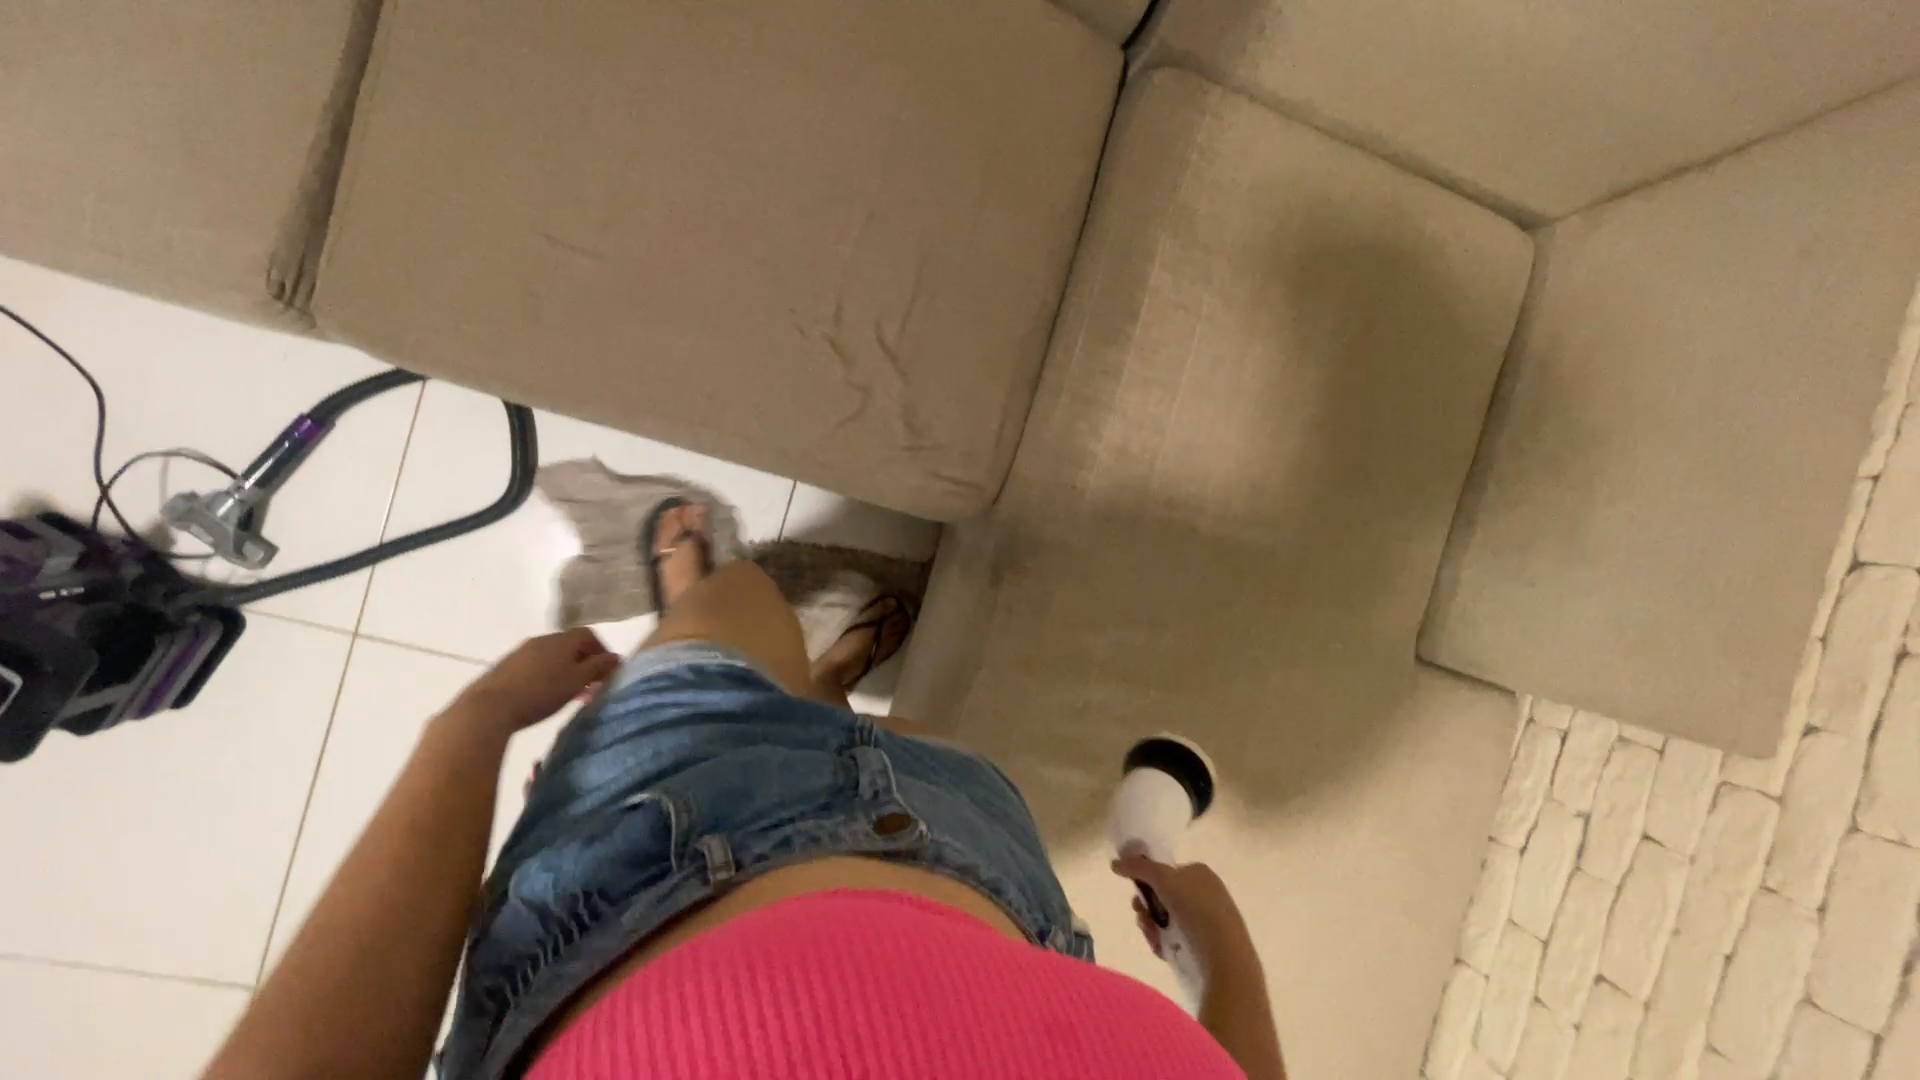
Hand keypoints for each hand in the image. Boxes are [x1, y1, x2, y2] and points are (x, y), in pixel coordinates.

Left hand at [456, 629, 619, 734]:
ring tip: (568, 694)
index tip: (606, 670)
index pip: (588, 634)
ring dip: (564, 670)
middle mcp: (540, 640)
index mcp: (561, 640)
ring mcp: (519, 653)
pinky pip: (534, 666)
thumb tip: (616, 657)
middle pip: (569, 645)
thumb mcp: (576, 682)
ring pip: (551, 657)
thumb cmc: (541, 693)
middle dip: (583, 663)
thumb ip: (598, 668)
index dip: (601, 650)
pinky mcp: (504, 668)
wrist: (487, 708)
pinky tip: (543, 696)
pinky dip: (545, 676)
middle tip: (590, 685)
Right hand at [1112, 854, 1258, 976]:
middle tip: (1141, 916)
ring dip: (1152, 926)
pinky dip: (1165, 943)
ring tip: (1152, 936)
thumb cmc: (1196, 909)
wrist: (1226, 957)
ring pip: (1166, 920)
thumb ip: (1138, 866)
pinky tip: (1163, 950)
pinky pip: (1177, 940)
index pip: (1167, 871)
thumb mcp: (1163, 878)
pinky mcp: (1207, 946)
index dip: (1148, 880)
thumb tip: (1116, 863)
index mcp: (1201, 873)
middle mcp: (1206, 894)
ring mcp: (1207, 921)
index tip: (1136, 892)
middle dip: (1146, 907)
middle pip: (1163, 897)